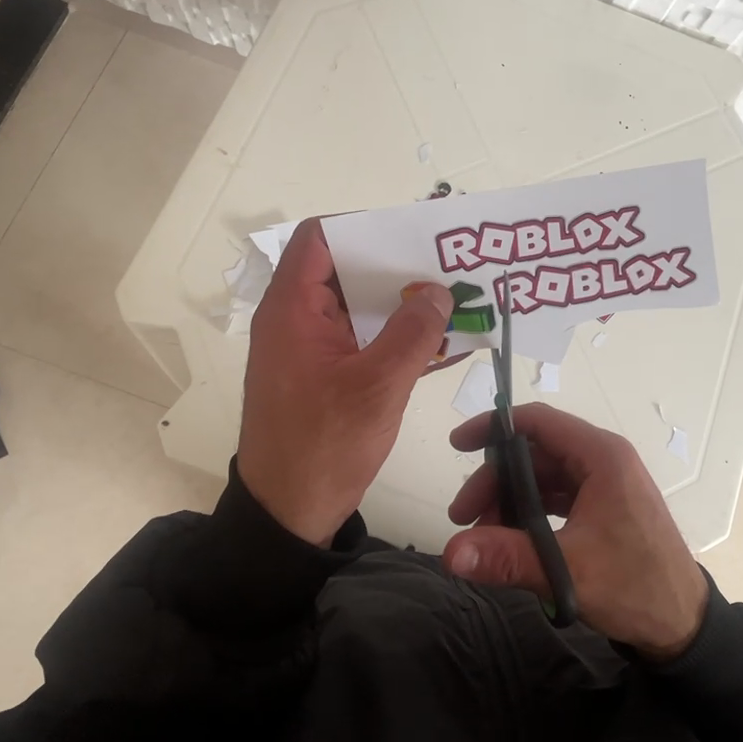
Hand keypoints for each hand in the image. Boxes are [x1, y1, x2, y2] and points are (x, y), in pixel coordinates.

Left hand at [238, 220, 452, 546]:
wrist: (287, 515)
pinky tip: (443, 340)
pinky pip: (364, 338)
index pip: (319, 238)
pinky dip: (397, 335)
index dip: (362, 226)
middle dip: (396, 265)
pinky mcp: (327, 374)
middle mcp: (298, 319)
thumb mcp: (376, 388)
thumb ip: (412, 333)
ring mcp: (312, 348)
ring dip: (403, 302)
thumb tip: (437, 290)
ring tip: (455, 296)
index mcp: (293, 310)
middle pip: (346, 269)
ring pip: (360, 306)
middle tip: (447, 263)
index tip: (409, 235)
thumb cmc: (323, 446)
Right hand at [442, 404, 708, 660]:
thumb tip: (451, 553)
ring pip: (542, 478)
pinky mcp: (604, 507)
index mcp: (601, 456)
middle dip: (495, 482)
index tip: (458, 445)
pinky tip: (512, 541)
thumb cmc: (633, 586)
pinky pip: (556, 497)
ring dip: (510, 502)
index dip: (494, 427)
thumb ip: (507, 557)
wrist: (684, 625)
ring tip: (485, 537)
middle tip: (463, 518)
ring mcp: (604, 484)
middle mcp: (603, 460)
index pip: (538, 422)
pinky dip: (530, 514)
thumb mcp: (566, 571)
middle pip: (534, 454)